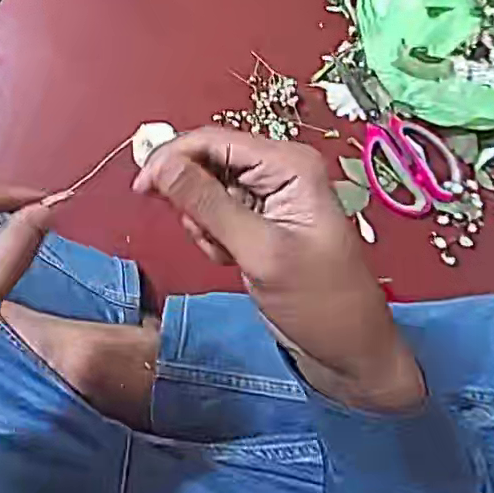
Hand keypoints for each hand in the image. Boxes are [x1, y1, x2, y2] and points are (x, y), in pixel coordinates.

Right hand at [133, 128, 425, 412]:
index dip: (172, 156)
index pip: (215, 139)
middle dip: (192, 197)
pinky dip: (211, 233)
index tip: (142, 187)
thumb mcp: (260, 252)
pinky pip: (215, 210)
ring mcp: (268, 193)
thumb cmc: (320, 303)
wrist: (351, 353)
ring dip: (202, 220)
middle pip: (208, 159)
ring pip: (206, 187)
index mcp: (288, 163)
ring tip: (225, 253)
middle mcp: (278, 168)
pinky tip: (230, 257)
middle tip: (198, 233)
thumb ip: (207, 203)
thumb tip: (160, 163)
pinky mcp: (258, 216)